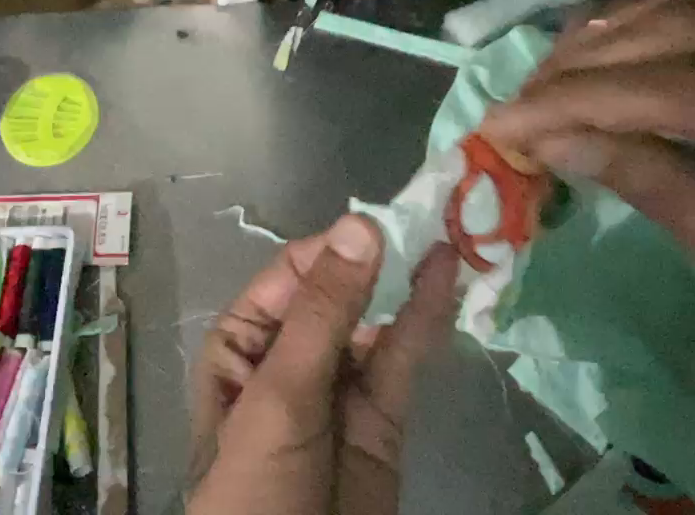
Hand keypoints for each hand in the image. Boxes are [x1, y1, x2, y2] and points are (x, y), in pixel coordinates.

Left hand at [187, 214, 457, 514]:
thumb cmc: (255, 484)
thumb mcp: (280, 394)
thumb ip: (324, 313)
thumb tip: (360, 226)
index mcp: (245, 339)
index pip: (293, 274)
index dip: (336, 246)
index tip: (385, 223)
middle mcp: (290, 353)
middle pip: (338, 292)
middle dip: (378, 257)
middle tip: (432, 211)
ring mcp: (337, 386)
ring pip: (375, 322)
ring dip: (408, 281)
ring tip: (449, 232)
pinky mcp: (380, 421)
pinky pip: (401, 362)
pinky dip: (425, 321)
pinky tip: (447, 279)